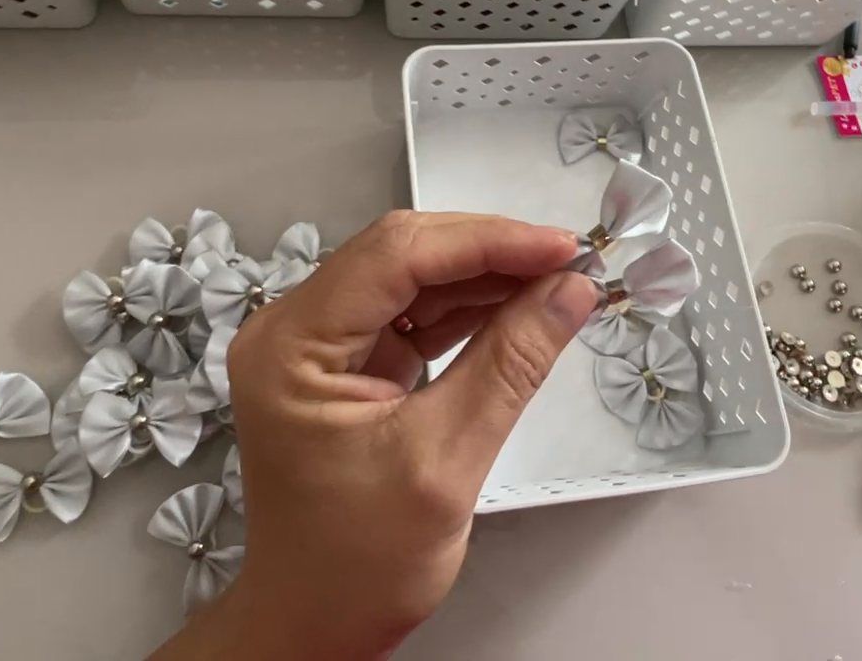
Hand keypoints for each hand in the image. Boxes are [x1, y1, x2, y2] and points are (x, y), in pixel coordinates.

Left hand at [155, 211, 596, 660]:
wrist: (317, 621)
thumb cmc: (359, 564)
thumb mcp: (444, 463)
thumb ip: (510, 365)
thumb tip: (570, 291)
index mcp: (291, 344)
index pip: (395, 256)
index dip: (485, 241)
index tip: (560, 246)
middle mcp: (296, 325)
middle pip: (404, 254)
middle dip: (490, 252)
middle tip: (567, 261)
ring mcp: (321, 337)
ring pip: (416, 276)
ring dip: (488, 275)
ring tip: (556, 280)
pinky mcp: (350, 354)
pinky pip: (416, 310)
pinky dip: (472, 306)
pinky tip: (520, 304)